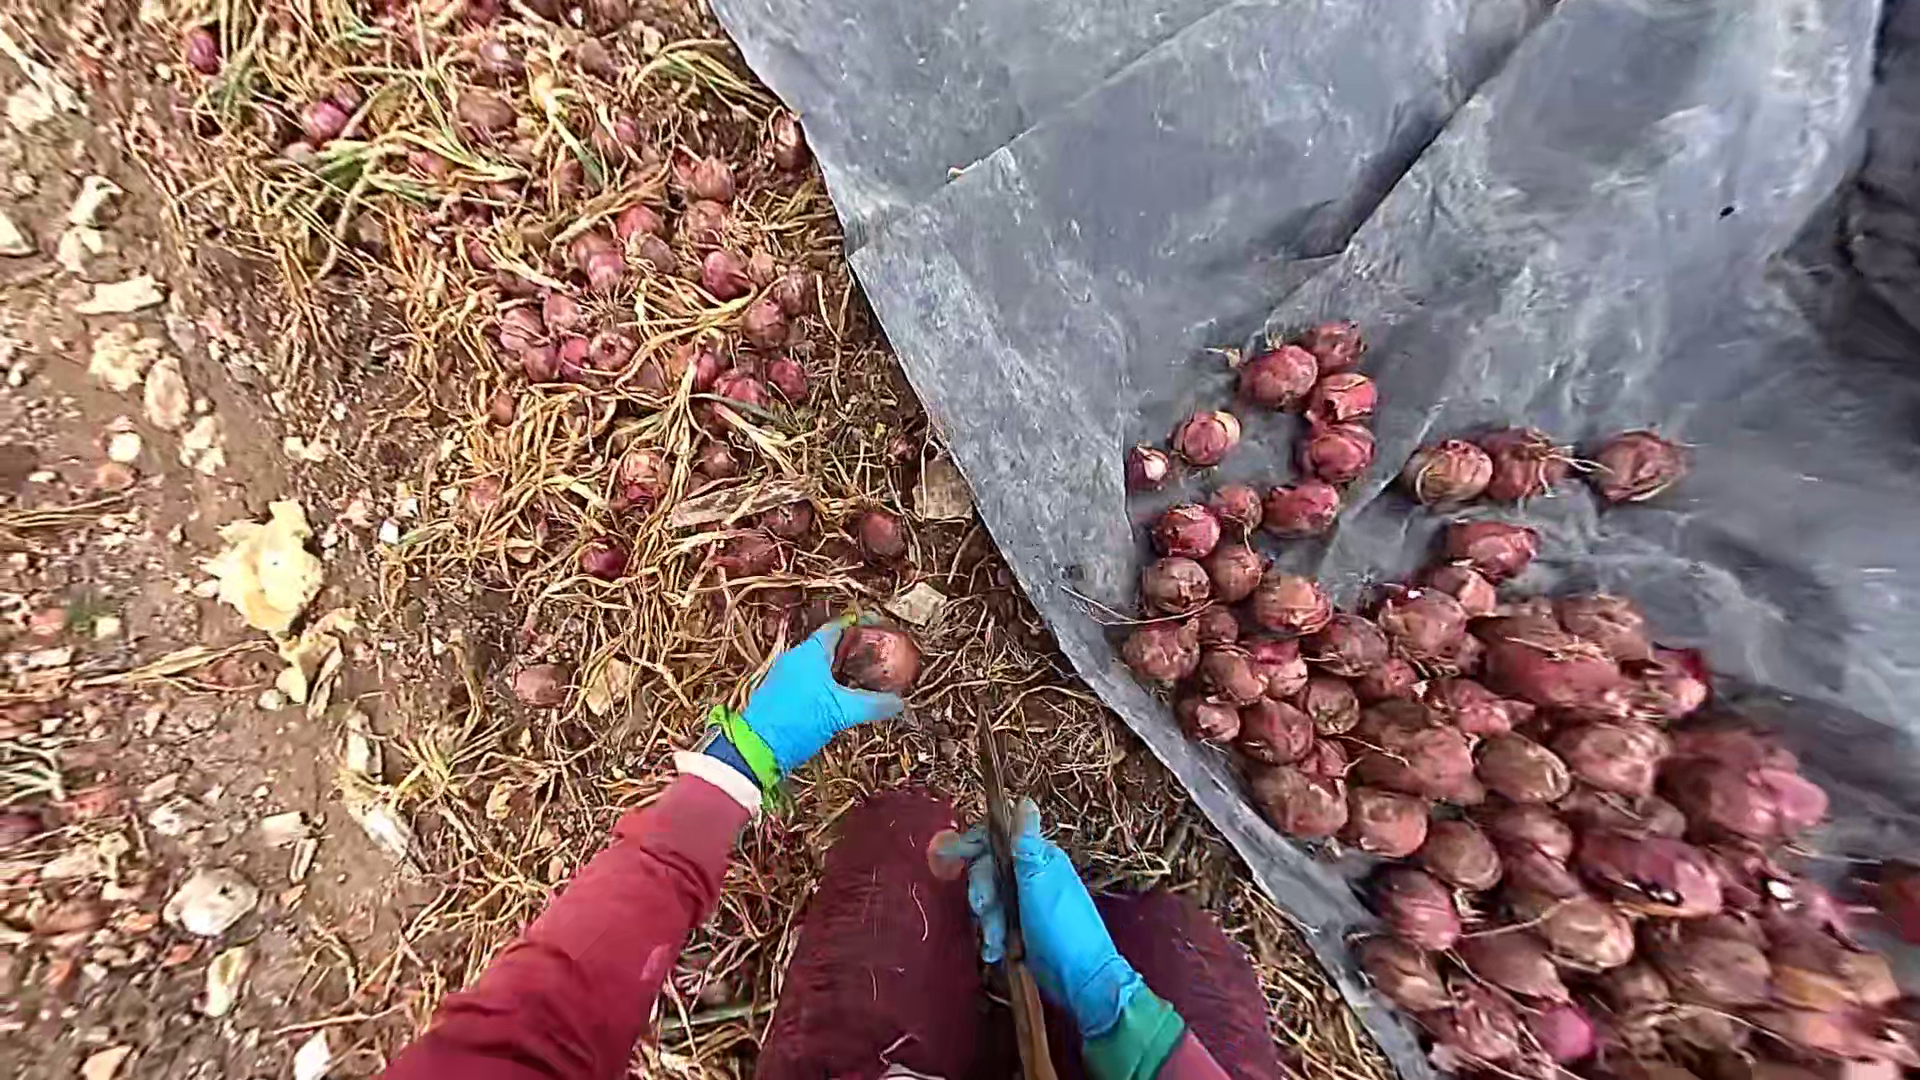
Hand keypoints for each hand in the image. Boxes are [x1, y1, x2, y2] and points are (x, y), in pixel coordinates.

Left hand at [741, 616, 905, 772]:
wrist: (756, 750)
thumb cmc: (797, 720)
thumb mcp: (842, 711)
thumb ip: (873, 705)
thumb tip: (898, 702)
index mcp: (811, 652)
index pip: (838, 627)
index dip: (859, 625)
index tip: (877, 628)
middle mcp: (796, 658)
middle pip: (830, 645)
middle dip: (854, 650)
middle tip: (876, 656)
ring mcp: (786, 676)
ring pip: (820, 664)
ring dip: (841, 669)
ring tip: (864, 678)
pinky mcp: (781, 694)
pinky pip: (810, 680)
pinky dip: (828, 684)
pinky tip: (840, 699)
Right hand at [932, 799, 1144, 1037]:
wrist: (1083, 983)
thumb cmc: (1062, 925)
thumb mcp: (1038, 881)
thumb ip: (1025, 843)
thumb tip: (1025, 800)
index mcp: (1037, 855)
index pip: (997, 837)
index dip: (973, 843)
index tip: (951, 853)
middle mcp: (1030, 873)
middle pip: (989, 868)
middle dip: (983, 890)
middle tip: (983, 907)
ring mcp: (1025, 901)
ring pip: (991, 899)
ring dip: (989, 920)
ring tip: (997, 942)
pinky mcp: (1021, 928)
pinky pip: (996, 923)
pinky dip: (994, 937)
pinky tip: (997, 952)